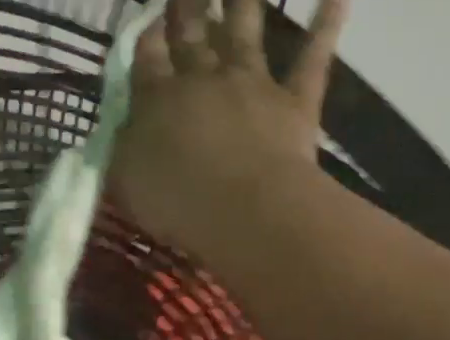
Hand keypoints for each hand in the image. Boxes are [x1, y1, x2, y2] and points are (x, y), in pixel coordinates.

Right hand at [110, 0, 350, 244]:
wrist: (242, 209)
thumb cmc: (175, 202)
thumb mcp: (125, 179)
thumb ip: (123, 144)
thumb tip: (123, 122)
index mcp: (156, 100)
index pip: (146, 58)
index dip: (145, 35)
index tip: (146, 17)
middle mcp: (203, 78)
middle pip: (191, 32)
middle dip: (186, 5)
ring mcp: (252, 82)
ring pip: (245, 30)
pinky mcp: (294, 98)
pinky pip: (313, 57)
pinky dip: (326, 25)